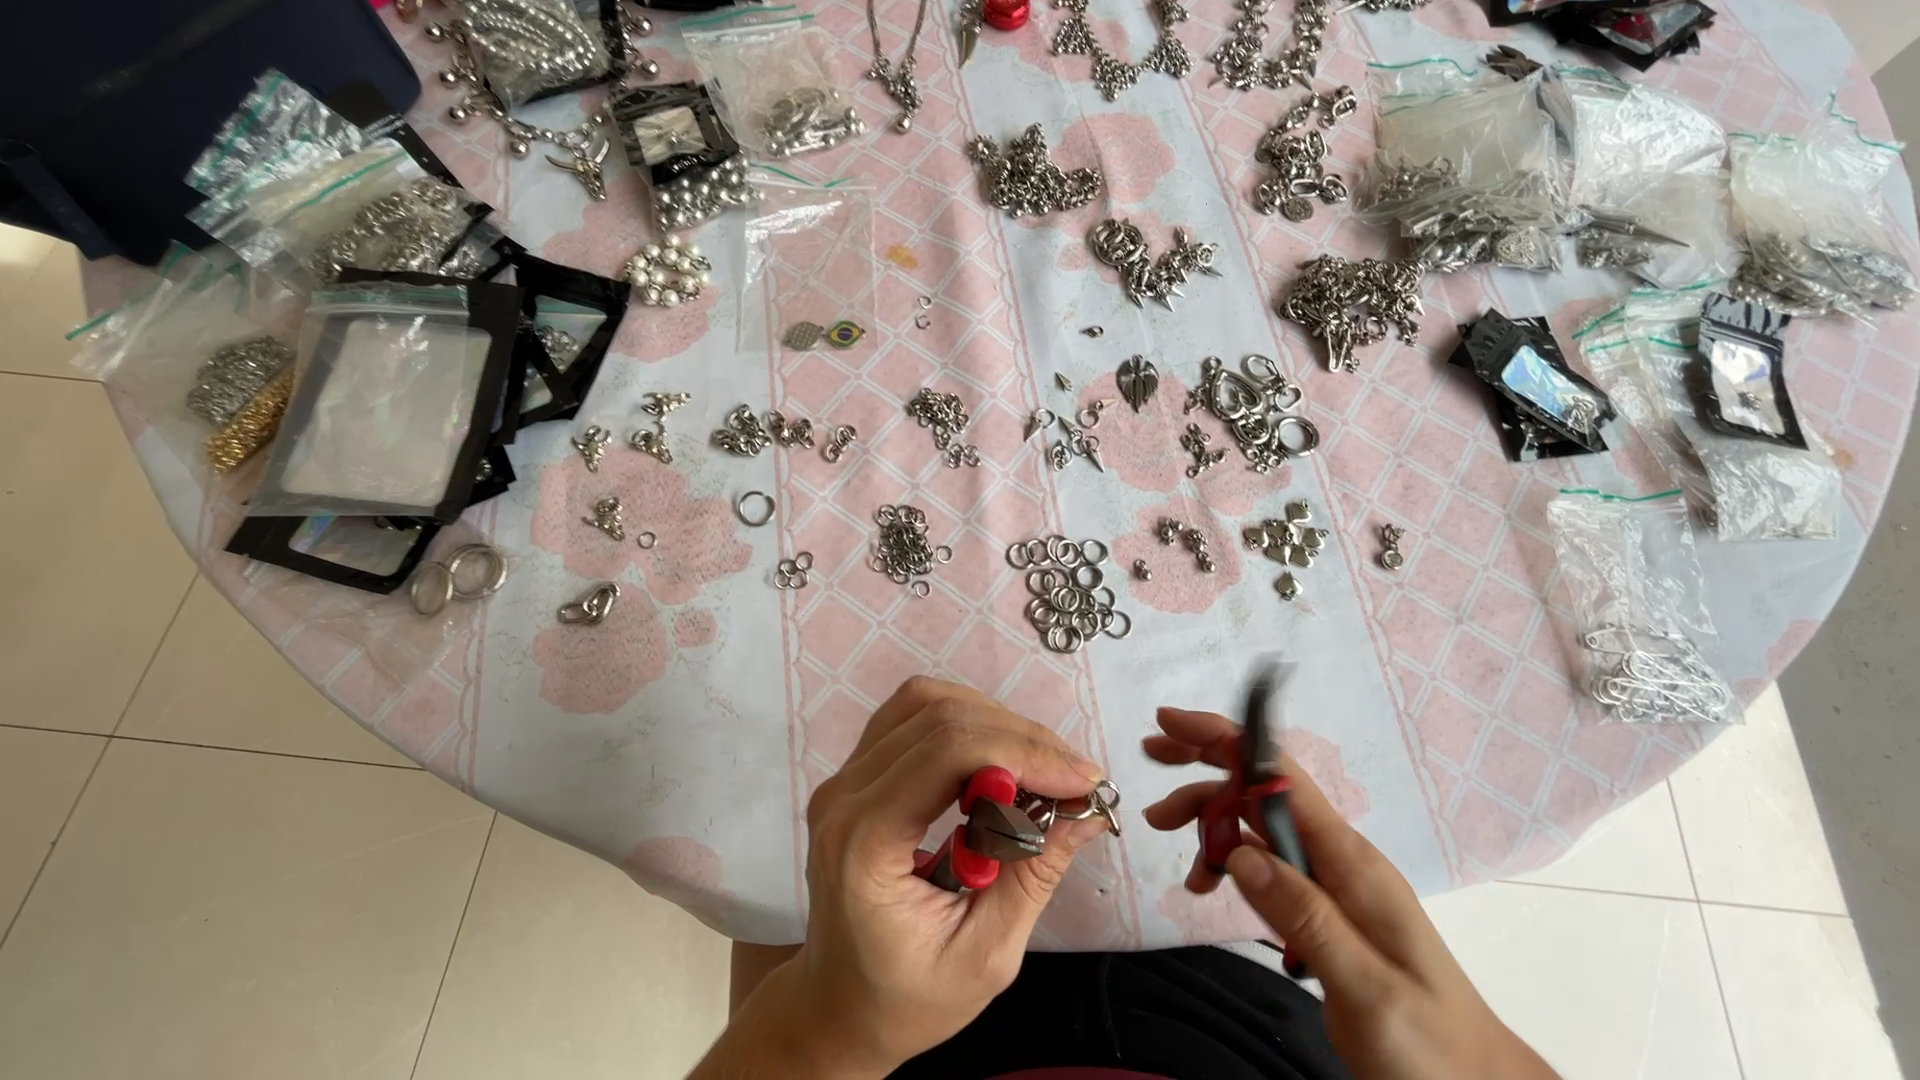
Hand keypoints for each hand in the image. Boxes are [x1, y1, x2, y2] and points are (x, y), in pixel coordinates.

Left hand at [697, 677, 1109, 1078]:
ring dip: (996, 724)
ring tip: (1043, 770)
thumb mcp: (985, 956)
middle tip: (1076, 780)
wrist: (839, 1005)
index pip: (945, 753)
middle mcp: (844, 794)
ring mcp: (845, 778)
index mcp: (864, 843)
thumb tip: (1087, 810)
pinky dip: (968, 726)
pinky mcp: (857, 774)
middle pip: (938, 717)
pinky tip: (1001, 763)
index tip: (1084, 783)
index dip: (1024, 753)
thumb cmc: (907, 998)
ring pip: (925, 701)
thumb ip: (1033, 874)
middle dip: (1021, 738)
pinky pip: (913, 717)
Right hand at [1143, 706, 1559, 1079]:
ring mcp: (1327, 880)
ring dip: (1208, 821)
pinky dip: (1226, 861)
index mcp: (1349, 860)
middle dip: (1204, 768)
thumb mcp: (1366, 988)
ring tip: (1171, 844)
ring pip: (1254, 824)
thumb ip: (1304, 917)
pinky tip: (1207, 883)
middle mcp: (1335, 856)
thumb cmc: (1427, 1041)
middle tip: (1153, 763)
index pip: (1280, 775)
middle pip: (1260, 787)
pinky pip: (1261, 863)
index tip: (1172, 723)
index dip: (1224, 740)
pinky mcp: (1318, 905)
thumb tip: (1239, 852)